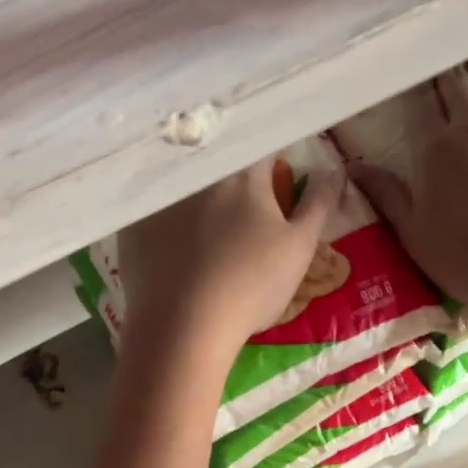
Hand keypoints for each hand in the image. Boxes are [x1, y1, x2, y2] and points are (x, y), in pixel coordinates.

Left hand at [118, 156, 343, 347]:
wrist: (182, 327)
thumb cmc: (251, 286)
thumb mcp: (299, 249)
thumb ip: (318, 204)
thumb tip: (335, 170)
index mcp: (241, 168)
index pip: (264, 140)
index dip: (274, 156)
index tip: (279, 175)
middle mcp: (197, 167)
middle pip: (221, 155)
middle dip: (235, 170)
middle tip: (246, 204)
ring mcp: (159, 192)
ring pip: (186, 178)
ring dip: (200, 189)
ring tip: (210, 225)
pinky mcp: (133, 218)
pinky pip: (156, 204)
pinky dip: (168, 214)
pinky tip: (176, 243)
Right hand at [352, 49, 467, 330]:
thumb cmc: (466, 261)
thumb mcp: (415, 234)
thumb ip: (386, 195)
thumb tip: (353, 167)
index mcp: (435, 148)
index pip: (419, 100)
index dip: (414, 84)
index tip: (410, 74)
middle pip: (455, 82)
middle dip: (445, 68)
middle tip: (441, 59)